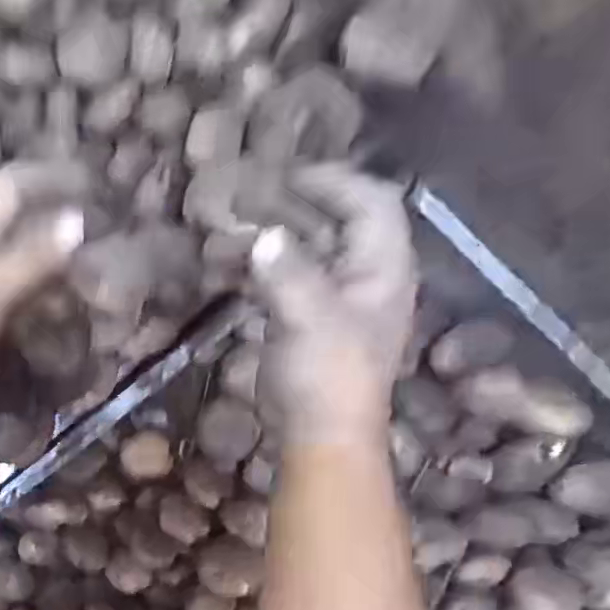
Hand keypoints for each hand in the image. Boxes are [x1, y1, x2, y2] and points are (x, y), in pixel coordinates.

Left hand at [0, 162, 88, 388]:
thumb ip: (34, 254)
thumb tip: (78, 220)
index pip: (11, 186)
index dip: (47, 178)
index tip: (86, 182)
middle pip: (16, 218)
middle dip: (53, 216)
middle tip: (95, 224)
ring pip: (17, 253)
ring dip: (49, 253)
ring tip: (86, 262)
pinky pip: (13, 285)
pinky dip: (38, 286)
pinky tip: (58, 300)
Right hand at [251, 165, 416, 446]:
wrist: (320, 434)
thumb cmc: (328, 375)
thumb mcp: (309, 318)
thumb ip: (287, 272)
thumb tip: (261, 236)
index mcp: (382, 268)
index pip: (369, 203)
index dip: (334, 181)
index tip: (288, 174)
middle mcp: (362, 277)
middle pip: (332, 225)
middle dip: (291, 209)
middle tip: (247, 198)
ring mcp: (332, 302)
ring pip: (304, 254)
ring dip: (269, 240)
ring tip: (228, 233)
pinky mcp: (304, 324)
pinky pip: (283, 283)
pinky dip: (258, 271)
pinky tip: (227, 268)